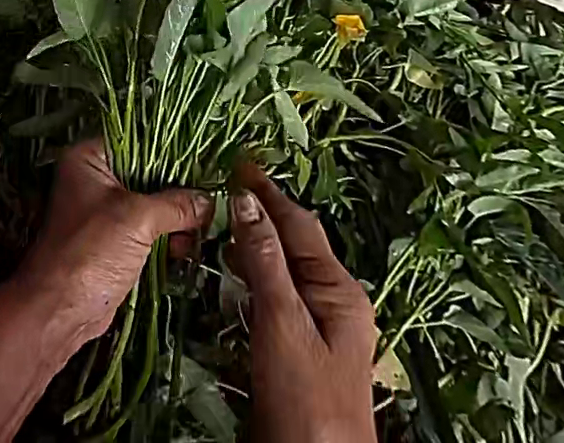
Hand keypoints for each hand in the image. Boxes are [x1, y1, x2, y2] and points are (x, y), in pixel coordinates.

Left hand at [15, 139, 211, 344]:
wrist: (59, 311)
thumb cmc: (91, 251)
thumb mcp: (138, 219)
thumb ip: (176, 205)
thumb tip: (209, 200)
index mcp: (90, 158)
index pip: (137, 140)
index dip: (170, 150)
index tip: (203, 160)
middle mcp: (94, 177)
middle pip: (147, 173)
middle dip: (177, 189)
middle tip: (208, 198)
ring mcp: (103, 209)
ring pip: (150, 203)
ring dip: (175, 216)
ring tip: (200, 228)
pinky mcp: (113, 239)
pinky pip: (147, 228)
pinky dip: (166, 235)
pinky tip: (187, 245)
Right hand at [229, 164, 376, 442]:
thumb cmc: (305, 399)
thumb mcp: (282, 323)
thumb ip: (265, 260)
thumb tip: (246, 200)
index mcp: (339, 289)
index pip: (298, 224)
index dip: (268, 192)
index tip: (240, 164)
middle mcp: (335, 299)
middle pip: (295, 240)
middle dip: (263, 211)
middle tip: (225, 186)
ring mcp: (323, 323)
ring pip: (286, 265)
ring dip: (257, 239)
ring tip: (224, 219)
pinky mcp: (305, 343)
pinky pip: (281, 290)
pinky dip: (257, 270)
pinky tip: (236, 268)